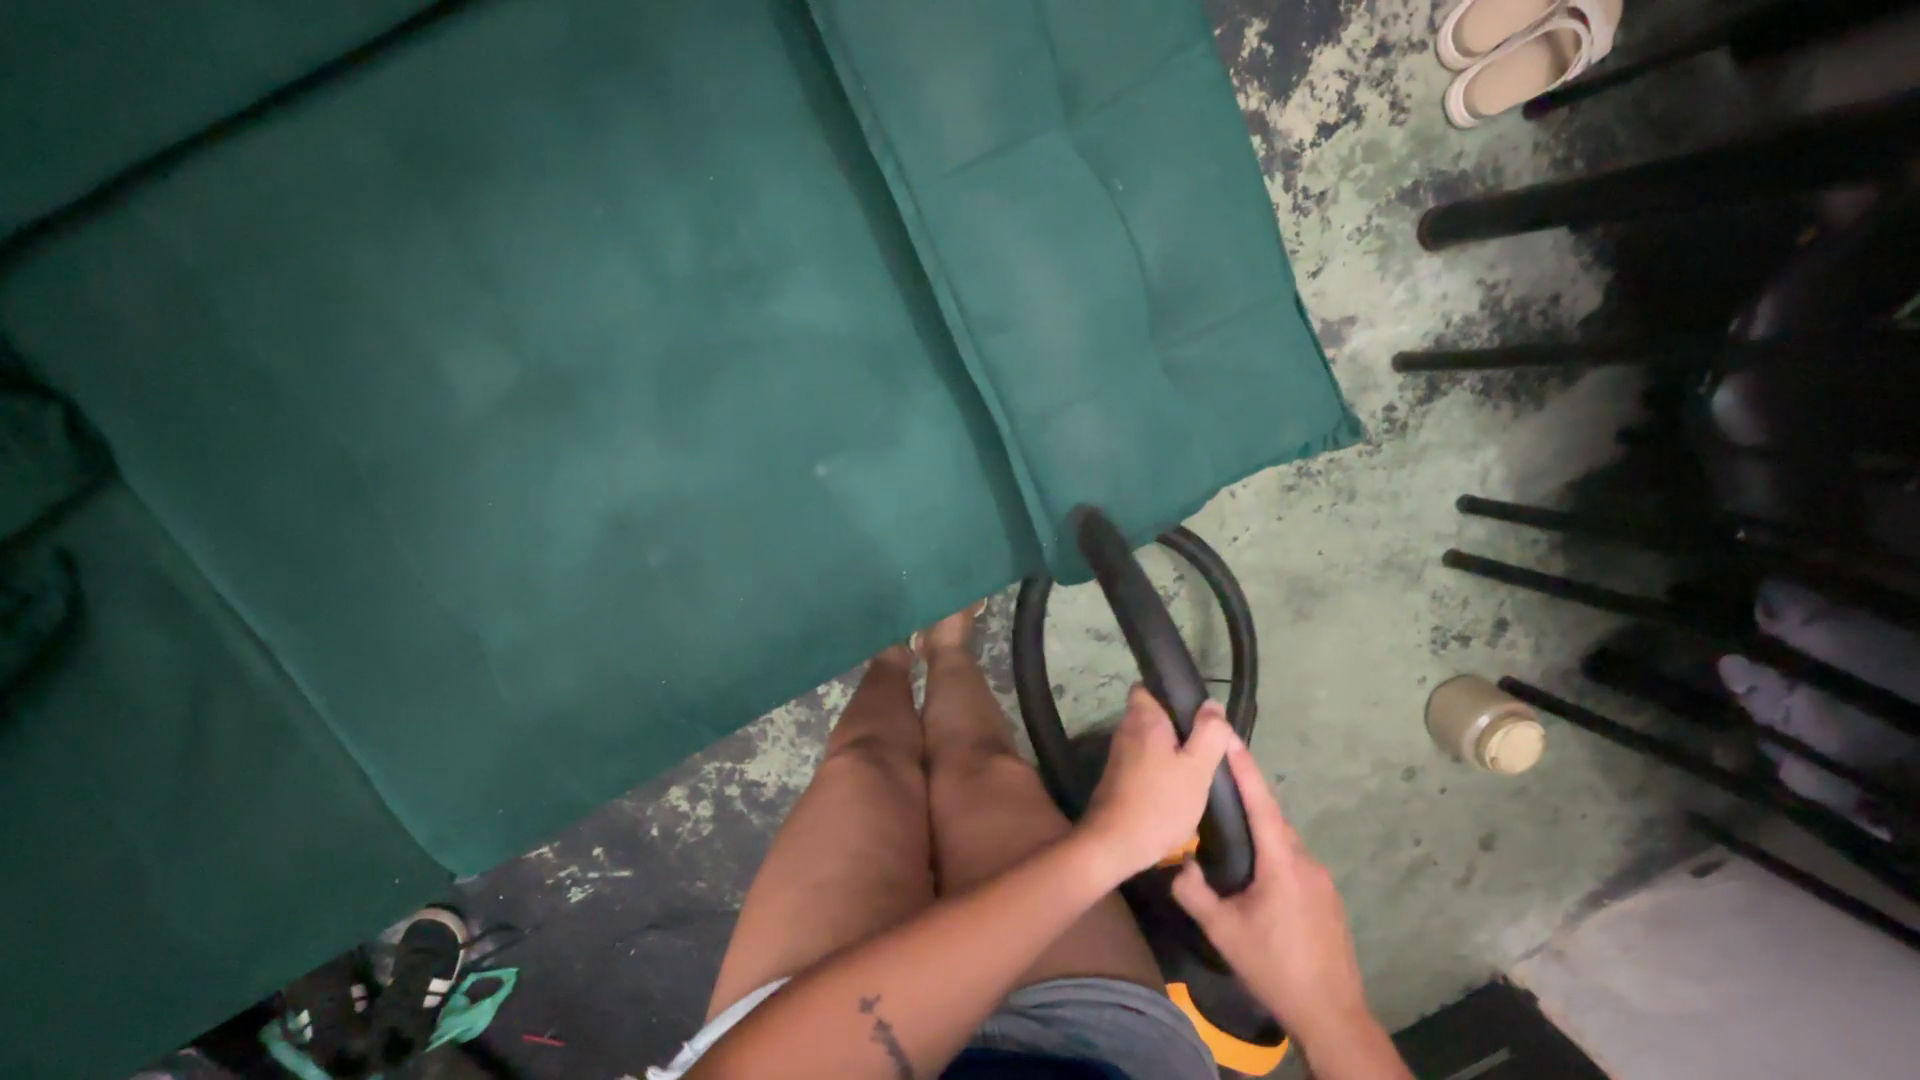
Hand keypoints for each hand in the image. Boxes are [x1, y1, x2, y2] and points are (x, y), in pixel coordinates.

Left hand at [1079, 686, 1235, 878]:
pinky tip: (1180, 787)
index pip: (1147, 687)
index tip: (1196, 711)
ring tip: (1199, 767)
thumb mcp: (1197, 768)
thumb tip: (1212, 704)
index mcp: (1143, 719)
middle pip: (1154, 715)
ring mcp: (1120, 754)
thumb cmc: (1160, 802)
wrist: (1115, 843)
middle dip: (1179, 725)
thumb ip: (1209, 733)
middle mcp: (1126, 730)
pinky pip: (1146, 761)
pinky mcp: (1119, 776)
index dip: (1170, 693)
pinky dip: (1162, 767)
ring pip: (1151, 740)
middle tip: (1207, 744)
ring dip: (1172, 749)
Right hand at [1170, 742, 1371, 1047]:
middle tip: (1215, 778)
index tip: (1229, 736)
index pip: (1260, 802)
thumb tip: (1179, 865)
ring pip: (1284, 842)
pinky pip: (1293, 861)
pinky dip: (1272, 852)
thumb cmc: (1275, 967)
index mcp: (1282, 862)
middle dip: (1247, 795)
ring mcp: (1322, 881)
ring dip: (1259, 828)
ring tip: (1227, 824)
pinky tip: (1253, 870)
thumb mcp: (1223, 931)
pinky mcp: (1327, 899)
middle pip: (1273, 818)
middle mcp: (1306, 861)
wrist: (1332, 1014)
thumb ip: (1194, 892)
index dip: (1244, 768)